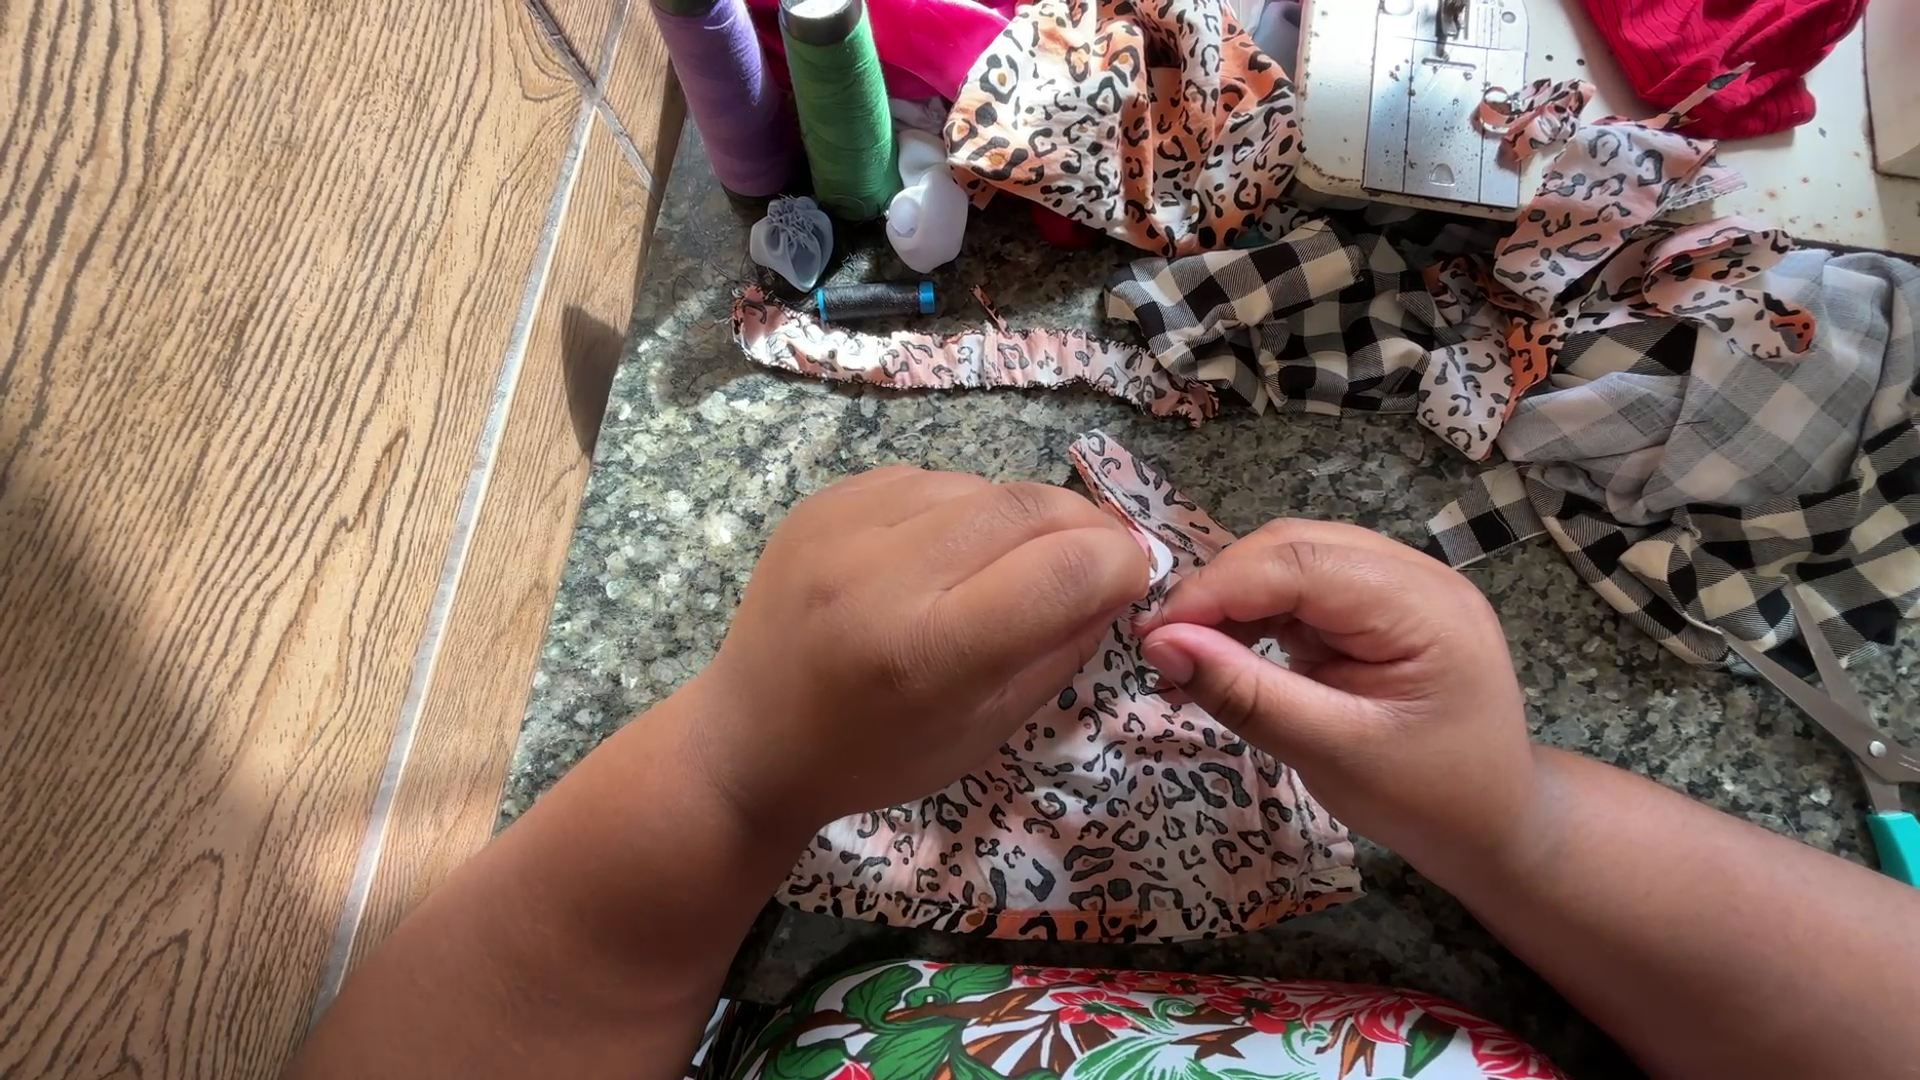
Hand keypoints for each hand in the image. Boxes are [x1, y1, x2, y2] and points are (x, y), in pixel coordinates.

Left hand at [689, 466, 1149, 830]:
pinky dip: (962, 509)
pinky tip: (948, 549)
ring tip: (1013, 561)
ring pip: (981, 485)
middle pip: (1027, 506)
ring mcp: (843, 522)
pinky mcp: (824, 499)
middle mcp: (882, 570)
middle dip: (1087, 525)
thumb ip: (1060, 648)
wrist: (750, 737)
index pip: (1064, 569)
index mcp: (928, 650)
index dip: (1121, 564)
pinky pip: (928, 481)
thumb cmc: (875, 757)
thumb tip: (1115, 581)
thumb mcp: (986, 730)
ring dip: (1021, 518)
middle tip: (1100, 555)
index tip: (1131, 579)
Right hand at [1136, 520, 1539, 873]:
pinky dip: (1246, 615)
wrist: (1493, 823)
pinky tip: (1219, 651)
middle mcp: (1410, 574)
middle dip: (1216, 590)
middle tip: (1162, 644)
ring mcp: (1390, 583)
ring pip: (1282, 561)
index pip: (1297, 563)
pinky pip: (1291, 588)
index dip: (1215, 590)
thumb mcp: (1329, 752)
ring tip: (1184, 652)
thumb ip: (1243, 693)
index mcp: (1422, 605)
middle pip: (1287, 548)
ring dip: (1226, 600)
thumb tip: (1157, 645)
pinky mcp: (1367, 604)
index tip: (1153, 635)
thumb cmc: (1426, 797)